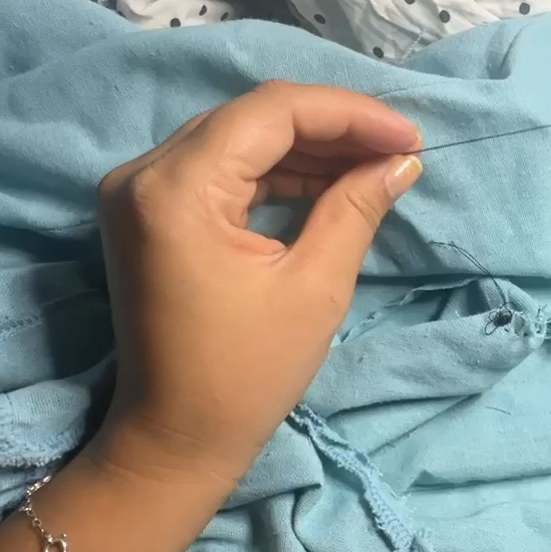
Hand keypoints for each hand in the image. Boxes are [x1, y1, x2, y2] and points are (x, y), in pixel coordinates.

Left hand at [89, 81, 421, 485]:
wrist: (175, 438)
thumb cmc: (247, 374)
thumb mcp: (315, 288)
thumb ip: (356, 208)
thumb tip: (401, 161)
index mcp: (177, 190)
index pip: (272, 112)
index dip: (350, 114)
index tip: (409, 137)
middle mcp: (145, 173)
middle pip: (254, 118)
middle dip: (334, 128)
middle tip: (399, 149)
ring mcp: (140, 190)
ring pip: (240, 139)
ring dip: (310, 148)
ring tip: (375, 163)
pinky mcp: (150, 210)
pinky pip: (223, 169)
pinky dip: (278, 172)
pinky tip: (330, 180)